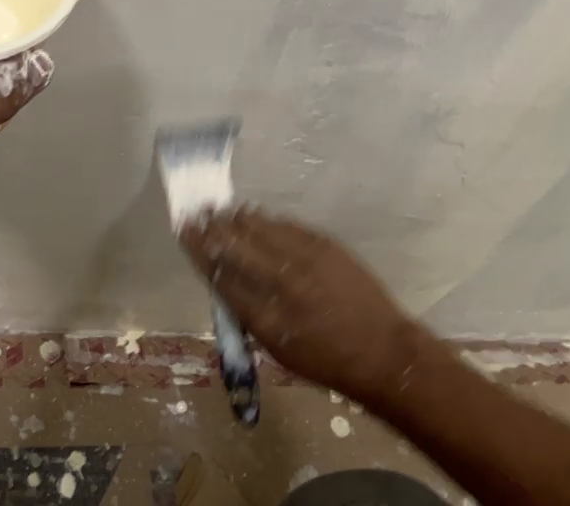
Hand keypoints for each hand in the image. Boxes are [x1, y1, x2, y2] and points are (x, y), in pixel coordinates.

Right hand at [180, 208, 421, 405]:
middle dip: (211, 228)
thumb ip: (248, 313)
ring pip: (260, 228)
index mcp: (266, 317)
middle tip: (196, 213)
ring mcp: (305, 260)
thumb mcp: (278, 349)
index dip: (199, 250)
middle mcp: (282, 284)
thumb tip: (226, 280)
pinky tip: (254, 216)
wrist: (384, 352)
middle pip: (235, 246)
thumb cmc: (326, 360)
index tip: (184, 232)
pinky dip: (266, 220)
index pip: (221, 274)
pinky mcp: (325, 246)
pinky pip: (286, 225)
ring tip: (220, 210)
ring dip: (236, 218)